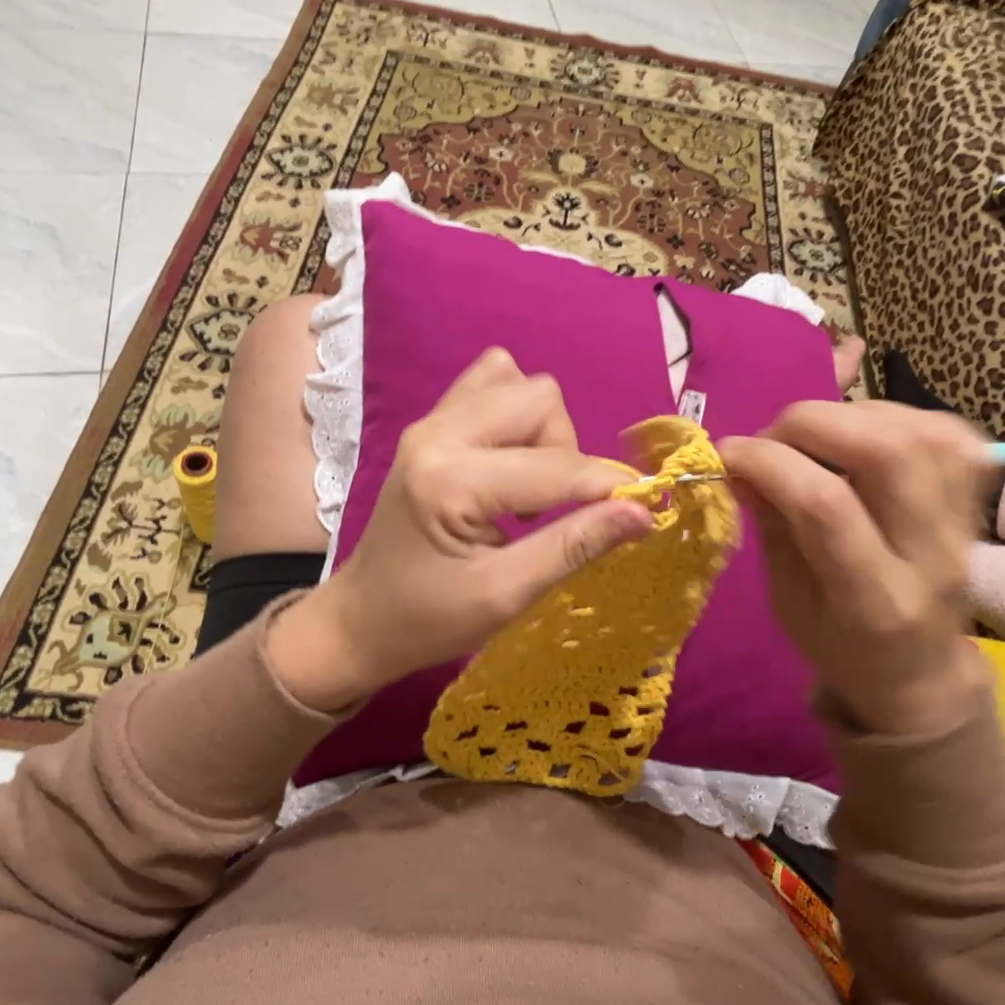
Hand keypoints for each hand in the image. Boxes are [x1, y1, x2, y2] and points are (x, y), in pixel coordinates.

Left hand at [269, 349, 654, 712]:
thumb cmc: (427, 620)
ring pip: (517, 383)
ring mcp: (429, 423)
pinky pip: (489, 387)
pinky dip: (516, 416)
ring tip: (528, 486)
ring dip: (542, 430)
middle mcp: (437, 434)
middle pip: (539, 398)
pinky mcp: (430, 425)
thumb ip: (574, 547)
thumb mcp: (505, 596)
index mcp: (450, 481)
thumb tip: (643, 512)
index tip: (643, 509)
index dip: (609, 487)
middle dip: (568, 451)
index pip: (555, 467)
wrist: (361, 619)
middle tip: (555, 509)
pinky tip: (509, 463)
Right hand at [720, 401, 993, 735]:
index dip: (768, 462)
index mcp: (876, 600)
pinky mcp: (976, 501)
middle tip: (773, 438)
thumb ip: (772, 527)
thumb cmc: (840, 646)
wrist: (919, 671)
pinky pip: (948, 432)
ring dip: (852, 414)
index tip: (726, 454)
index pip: (826, 505)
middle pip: (888, 452)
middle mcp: (931, 555)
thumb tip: (742, 462)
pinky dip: (894, 417)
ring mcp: (963, 525)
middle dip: (813, 423)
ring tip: (814, 436)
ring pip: (922, 432)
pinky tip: (859, 433)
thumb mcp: (788, 602)